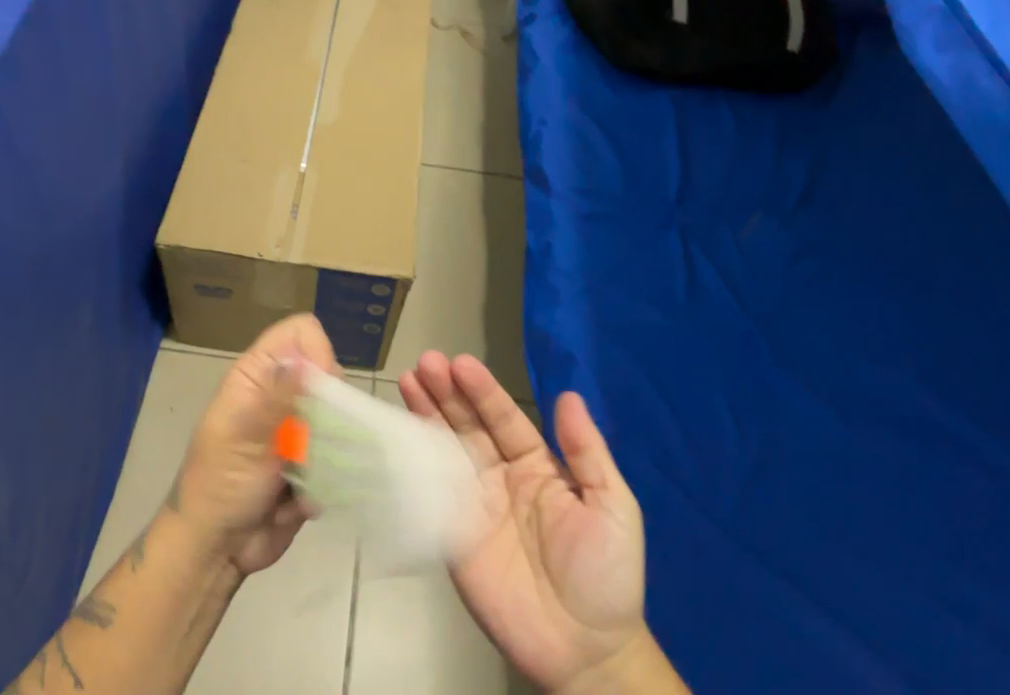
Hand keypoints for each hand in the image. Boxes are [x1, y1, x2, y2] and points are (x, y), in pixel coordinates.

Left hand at [171, 314, 340, 575]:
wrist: (215, 551)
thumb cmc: (218, 486)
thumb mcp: (244, 438)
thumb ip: (278, 397)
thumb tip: (307, 355)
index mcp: (256, 377)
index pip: (302, 334)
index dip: (318, 354)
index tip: (322, 392)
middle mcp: (280, 396)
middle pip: (329, 377)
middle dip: (329, 414)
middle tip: (305, 444)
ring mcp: (298, 430)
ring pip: (341, 421)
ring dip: (326, 454)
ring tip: (297, 479)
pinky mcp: (313, 464)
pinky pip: (341, 460)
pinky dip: (325, 483)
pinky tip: (296, 502)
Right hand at [399, 352, 654, 693]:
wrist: (585, 647)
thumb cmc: (607, 573)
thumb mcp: (612, 505)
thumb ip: (587, 451)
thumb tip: (569, 395)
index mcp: (537, 466)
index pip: (504, 419)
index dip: (482, 391)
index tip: (459, 362)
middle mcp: (500, 478)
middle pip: (468, 427)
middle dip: (447, 394)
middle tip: (424, 362)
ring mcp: (473, 506)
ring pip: (445, 452)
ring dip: (426, 417)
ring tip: (407, 382)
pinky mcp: (451, 537)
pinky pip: (430, 496)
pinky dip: (412, 465)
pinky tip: (397, 437)